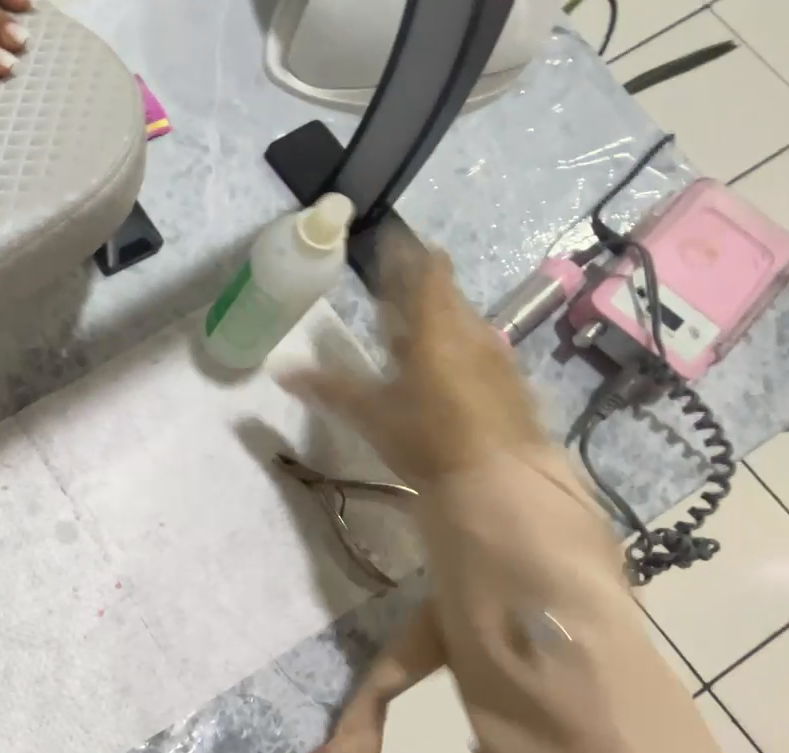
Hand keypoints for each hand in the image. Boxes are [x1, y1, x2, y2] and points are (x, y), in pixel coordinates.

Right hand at [282, 231, 545, 485]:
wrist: (498, 476)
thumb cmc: (427, 438)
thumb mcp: (369, 415)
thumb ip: (327, 388)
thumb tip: (279, 369)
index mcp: (434, 327)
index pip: (423, 271)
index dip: (406, 253)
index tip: (391, 239)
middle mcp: (469, 329)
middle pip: (444, 292)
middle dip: (420, 282)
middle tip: (397, 279)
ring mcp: (494, 352)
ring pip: (462, 319)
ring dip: (439, 314)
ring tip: (416, 321)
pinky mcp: (508, 378)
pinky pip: (477, 345)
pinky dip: (456, 343)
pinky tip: (446, 363)